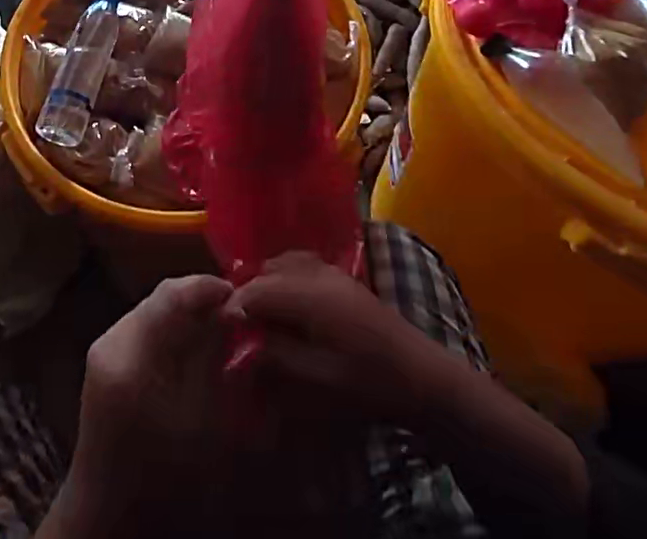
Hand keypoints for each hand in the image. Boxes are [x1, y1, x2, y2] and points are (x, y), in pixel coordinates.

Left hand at [43, 276, 233, 536]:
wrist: (108, 509)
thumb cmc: (162, 475)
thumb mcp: (200, 419)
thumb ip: (212, 358)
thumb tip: (231, 310)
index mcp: (129, 354)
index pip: (169, 295)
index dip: (206, 286)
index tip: (241, 294)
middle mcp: (111, 339)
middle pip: (160, 298)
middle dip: (199, 300)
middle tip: (238, 314)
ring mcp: (104, 345)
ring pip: (153, 309)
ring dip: (187, 313)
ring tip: (221, 330)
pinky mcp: (105, 356)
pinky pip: (145, 326)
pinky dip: (172, 328)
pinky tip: (194, 348)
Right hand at [230, 253, 592, 534]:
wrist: (424, 378)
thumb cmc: (368, 382)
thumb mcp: (316, 377)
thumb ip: (275, 354)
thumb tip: (242, 341)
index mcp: (308, 294)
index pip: (256, 290)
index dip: (234, 308)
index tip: (223, 329)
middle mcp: (317, 273)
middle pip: (267, 271)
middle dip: (249, 293)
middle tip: (241, 325)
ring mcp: (333, 272)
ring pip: (284, 263)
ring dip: (267, 283)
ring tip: (262, 315)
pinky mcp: (343, 278)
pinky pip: (302, 265)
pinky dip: (286, 279)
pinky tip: (289, 306)